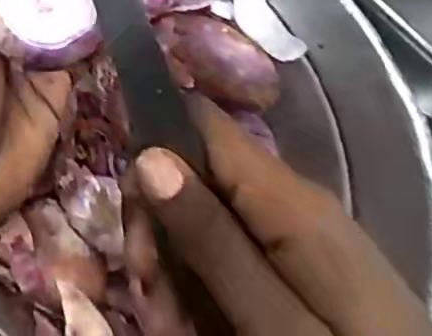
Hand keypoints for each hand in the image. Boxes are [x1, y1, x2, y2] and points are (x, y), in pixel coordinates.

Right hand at [128, 96, 431, 335]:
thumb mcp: (278, 330)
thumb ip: (214, 242)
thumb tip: (148, 154)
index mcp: (291, 201)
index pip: (198, 117)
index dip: (149, 143)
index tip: (128, 205)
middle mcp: (293, 202)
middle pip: (191, 172)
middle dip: (155, 223)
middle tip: (145, 284)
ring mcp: (300, 237)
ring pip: (202, 216)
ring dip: (170, 262)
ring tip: (166, 318)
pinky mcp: (304, 270)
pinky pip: (231, 251)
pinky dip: (200, 284)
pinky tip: (191, 321)